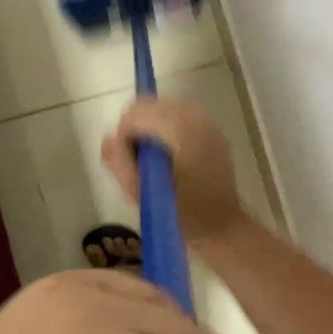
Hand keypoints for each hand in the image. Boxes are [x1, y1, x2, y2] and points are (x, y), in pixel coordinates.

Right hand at [101, 96, 253, 245]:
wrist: (223, 229)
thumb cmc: (182, 216)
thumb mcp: (142, 194)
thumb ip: (119, 163)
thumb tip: (108, 138)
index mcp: (181, 132)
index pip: (137, 114)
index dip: (123, 134)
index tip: (125, 160)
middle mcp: (196, 119)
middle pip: (150, 104)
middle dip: (135, 126)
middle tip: (135, 158)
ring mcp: (207, 123)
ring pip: (164, 106)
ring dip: (150, 124)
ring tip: (150, 156)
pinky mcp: (212, 130)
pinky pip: (179, 114)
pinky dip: (165, 125)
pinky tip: (166, 152)